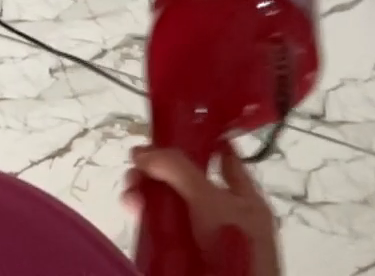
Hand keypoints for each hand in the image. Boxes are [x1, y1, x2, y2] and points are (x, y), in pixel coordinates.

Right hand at [127, 145, 280, 275]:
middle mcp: (223, 211)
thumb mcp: (209, 199)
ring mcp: (202, 232)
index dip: (197, 137)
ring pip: (167, 198)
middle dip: (155, 167)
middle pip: (183, 175)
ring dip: (144, 190)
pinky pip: (159, 223)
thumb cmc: (233, 245)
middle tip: (136, 167)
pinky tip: (132, 210)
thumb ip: (177, 168)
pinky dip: (144, 213)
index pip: (222, 156)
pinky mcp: (183, 249)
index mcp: (243, 197)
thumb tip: (139, 151)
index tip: (166, 125)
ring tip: (131, 195)